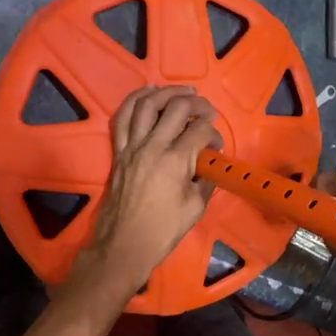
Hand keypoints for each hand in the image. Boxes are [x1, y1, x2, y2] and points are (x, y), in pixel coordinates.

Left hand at [73, 86, 222, 294]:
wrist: (124, 244)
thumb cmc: (163, 230)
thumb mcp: (195, 208)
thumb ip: (205, 180)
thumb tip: (208, 165)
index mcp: (176, 161)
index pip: (200, 131)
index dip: (214, 134)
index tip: (216, 146)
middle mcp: (153, 146)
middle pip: (177, 108)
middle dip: (197, 104)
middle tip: (208, 111)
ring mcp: (132, 146)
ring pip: (148, 105)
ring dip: (167, 92)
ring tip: (183, 91)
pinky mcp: (119, 151)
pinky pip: (124, 117)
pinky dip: (136, 100)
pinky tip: (149, 93)